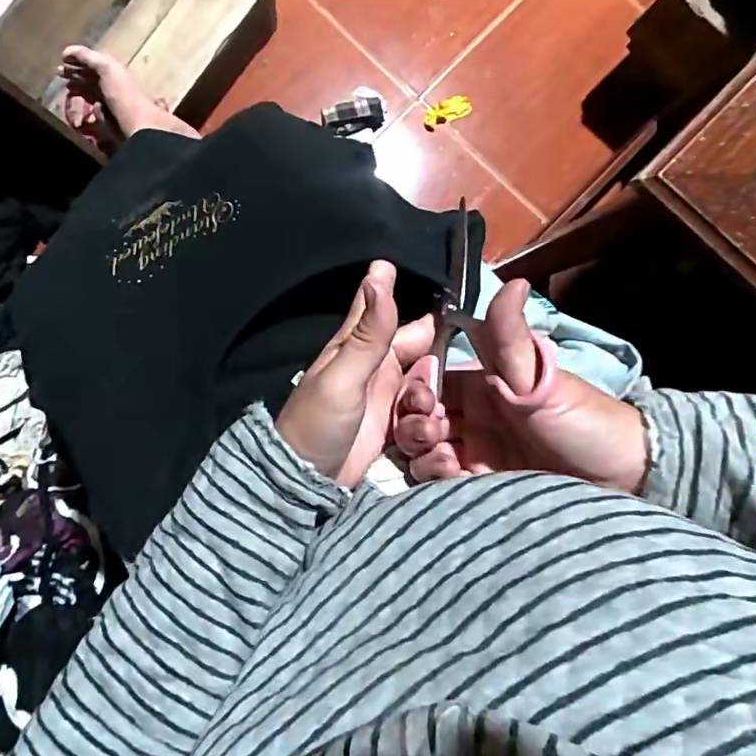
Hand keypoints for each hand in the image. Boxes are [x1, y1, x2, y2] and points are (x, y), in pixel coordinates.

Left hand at [276, 261, 433, 486]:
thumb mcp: (343, 375)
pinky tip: (417, 448)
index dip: (423, 315)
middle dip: (430, 378)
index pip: (393, 315)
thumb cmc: (318, 424)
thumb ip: (368, 331)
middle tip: (418, 402)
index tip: (450, 317)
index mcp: (361, 348)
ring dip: (428, 412)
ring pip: (428, 394)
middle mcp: (379, 370)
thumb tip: (380, 270)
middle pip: (424, 359)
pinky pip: (426, 423)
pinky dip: (427, 434)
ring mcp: (390, 404)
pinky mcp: (398, 434)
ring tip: (412, 431)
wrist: (306, 485)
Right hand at [393, 279, 647, 492]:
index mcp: (477, 386)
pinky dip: (438, 479)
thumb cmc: (577, 416)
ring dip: (423, 453)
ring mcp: (472, 453)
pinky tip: (457, 476)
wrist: (617, 473)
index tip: (425, 400)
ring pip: (421, 452)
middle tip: (434, 433)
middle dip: (412, 425)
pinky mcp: (478, 487)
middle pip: (416, 419)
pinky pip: (440, 483)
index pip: (426, 383)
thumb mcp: (536, 373)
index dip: (415, 389)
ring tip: (449, 459)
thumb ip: (511, 333)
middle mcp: (469, 418)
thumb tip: (513, 281)